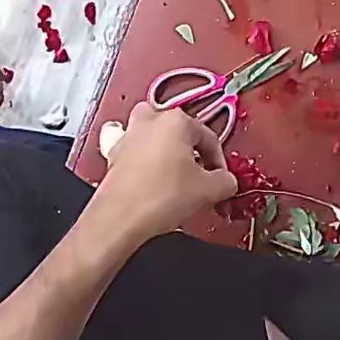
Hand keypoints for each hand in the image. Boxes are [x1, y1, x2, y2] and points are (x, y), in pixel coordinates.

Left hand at [89, 103, 237, 246]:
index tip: (221, 177)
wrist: (120, 218)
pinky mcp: (113, 157)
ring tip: (175, 177)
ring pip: (153, 138)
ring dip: (166, 153)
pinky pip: (137, 154)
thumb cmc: (160, 197)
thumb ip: (226, 181)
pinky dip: (147, 165)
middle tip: (197, 171)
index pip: (208, 137)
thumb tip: (226, 181)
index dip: (218, 160)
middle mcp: (150, 121)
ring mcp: (128, 137)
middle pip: (177, 130)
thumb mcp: (209, 191)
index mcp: (176, 121)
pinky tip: (154, 186)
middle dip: (189, 149)